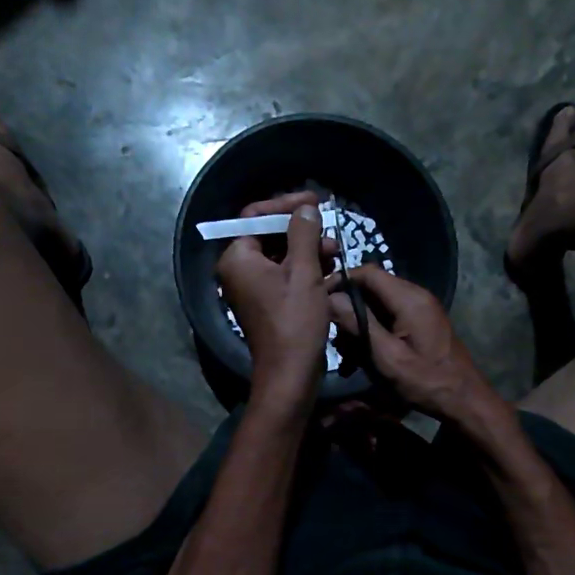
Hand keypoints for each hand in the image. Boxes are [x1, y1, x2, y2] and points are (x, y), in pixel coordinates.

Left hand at [216, 192, 338, 400]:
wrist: (290, 372)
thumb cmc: (294, 320)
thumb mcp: (304, 271)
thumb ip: (304, 233)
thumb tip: (306, 208)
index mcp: (238, 258)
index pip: (255, 216)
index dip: (285, 205)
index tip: (315, 201)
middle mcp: (239, 270)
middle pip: (270, 235)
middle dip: (302, 231)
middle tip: (330, 232)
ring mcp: (253, 288)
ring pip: (281, 256)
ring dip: (309, 250)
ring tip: (335, 253)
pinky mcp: (268, 303)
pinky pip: (285, 276)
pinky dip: (306, 270)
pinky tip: (331, 272)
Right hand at [329, 265, 498, 422]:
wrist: (464, 401)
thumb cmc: (425, 381)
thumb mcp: (386, 356)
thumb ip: (358, 324)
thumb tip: (330, 298)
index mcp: (409, 299)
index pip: (367, 272)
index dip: (341, 281)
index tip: (319, 300)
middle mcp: (415, 296)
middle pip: (370, 290)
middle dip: (347, 313)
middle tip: (334, 340)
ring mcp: (419, 310)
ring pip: (376, 308)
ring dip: (357, 330)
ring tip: (347, 359)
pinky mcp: (419, 324)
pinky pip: (387, 320)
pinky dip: (372, 336)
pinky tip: (360, 362)